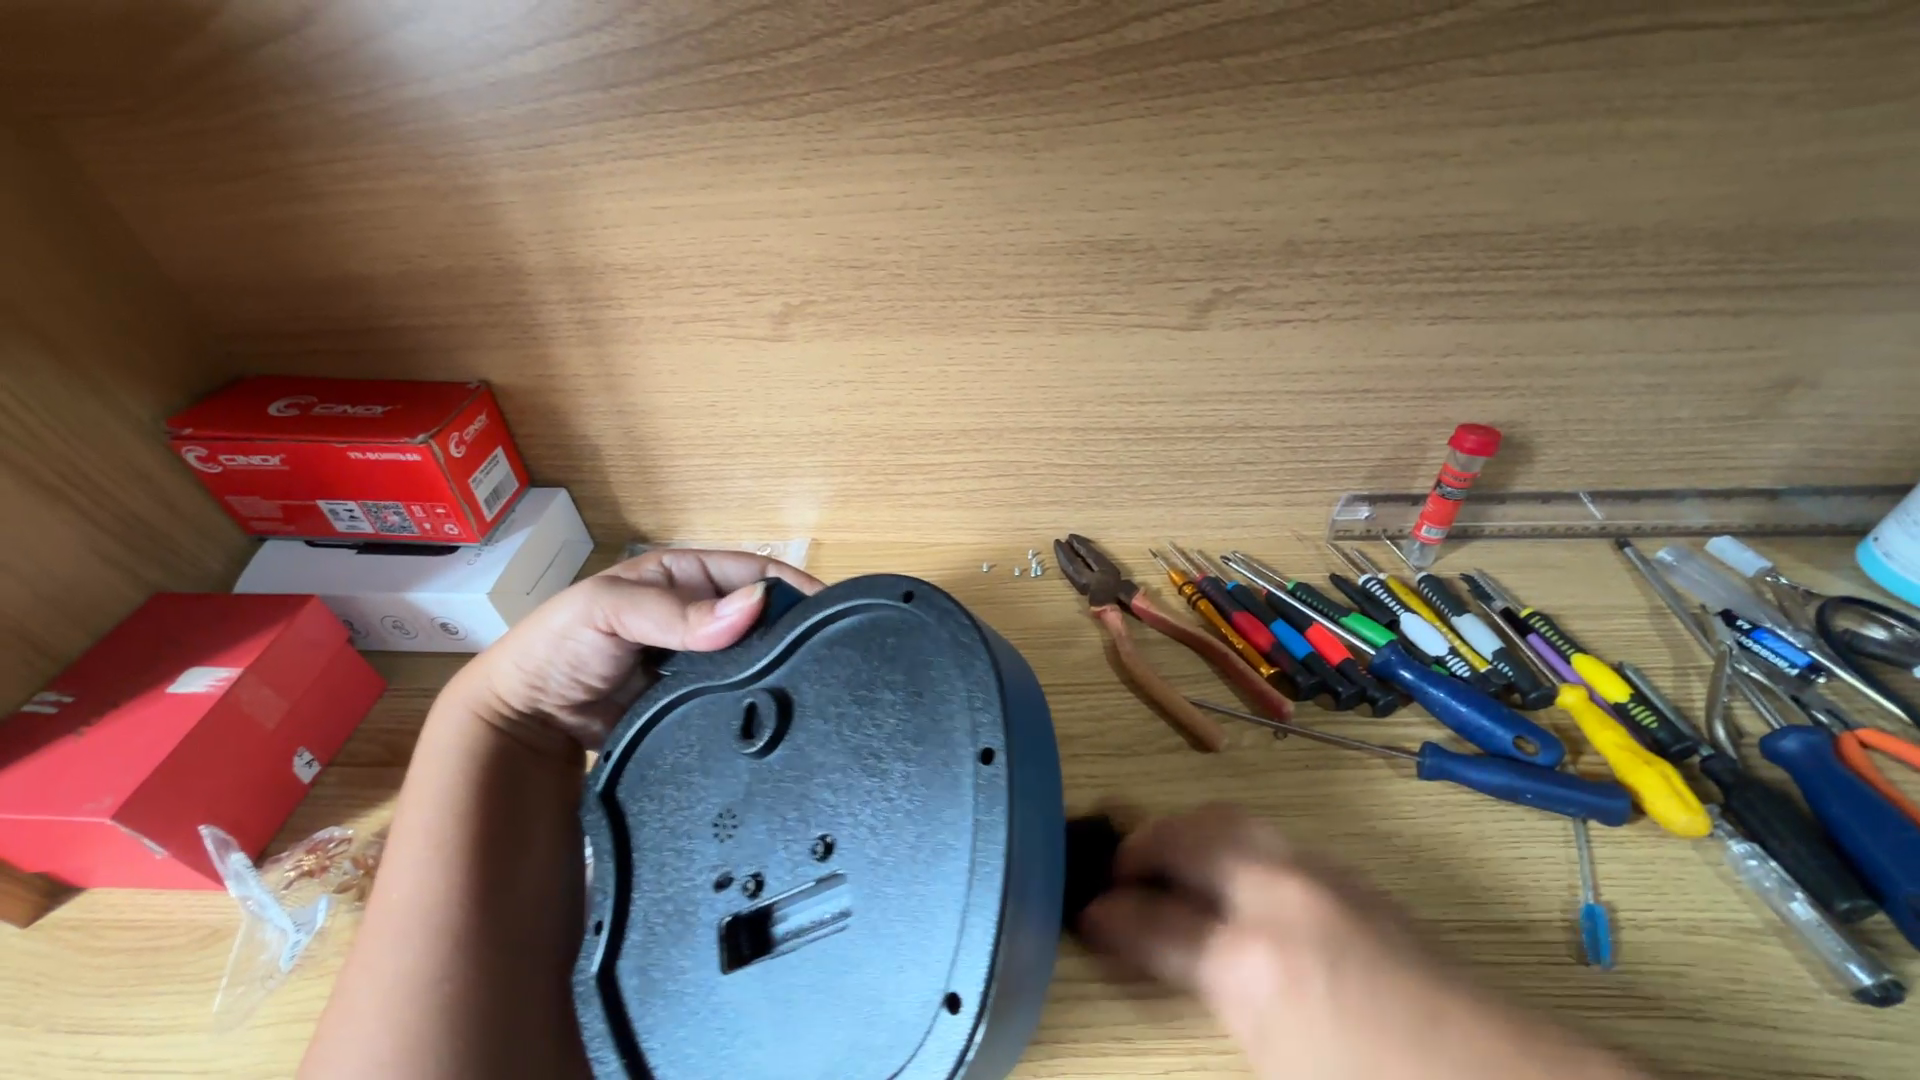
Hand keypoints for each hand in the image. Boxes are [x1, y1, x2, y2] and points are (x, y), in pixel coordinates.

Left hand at [450, 549, 823, 753]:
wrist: (525, 720)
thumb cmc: (560, 646)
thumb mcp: (610, 610)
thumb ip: (679, 612)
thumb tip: (756, 606)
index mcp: (688, 577)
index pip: (757, 572)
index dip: (794, 587)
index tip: (830, 613)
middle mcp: (704, 616)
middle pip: (765, 617)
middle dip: (794, 631)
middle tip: (831, 656)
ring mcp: (704, 661)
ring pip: (757, 660)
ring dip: (781, 669)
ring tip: (818, 687)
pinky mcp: (699, 702)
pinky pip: (739, 698)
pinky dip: (759, 701)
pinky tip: (781, 713)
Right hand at [1077, 805, 1644, 1079]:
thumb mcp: (1274, 1068)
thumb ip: (1212, 1004)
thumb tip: (1173, 968)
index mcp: (1250, 966)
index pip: (1149, 922)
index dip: (1106, 920)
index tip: (1083, 918)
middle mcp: (1278, 900)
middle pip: (1187, 837)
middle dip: (1142, 849)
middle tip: (1119, 876)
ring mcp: (1322, 881)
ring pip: (1232, 823)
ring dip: (1187, 835)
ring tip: (1169, 864)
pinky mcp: (1355, 882)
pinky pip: (1272, 841)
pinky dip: (1232, 845)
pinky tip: (1235, 883)